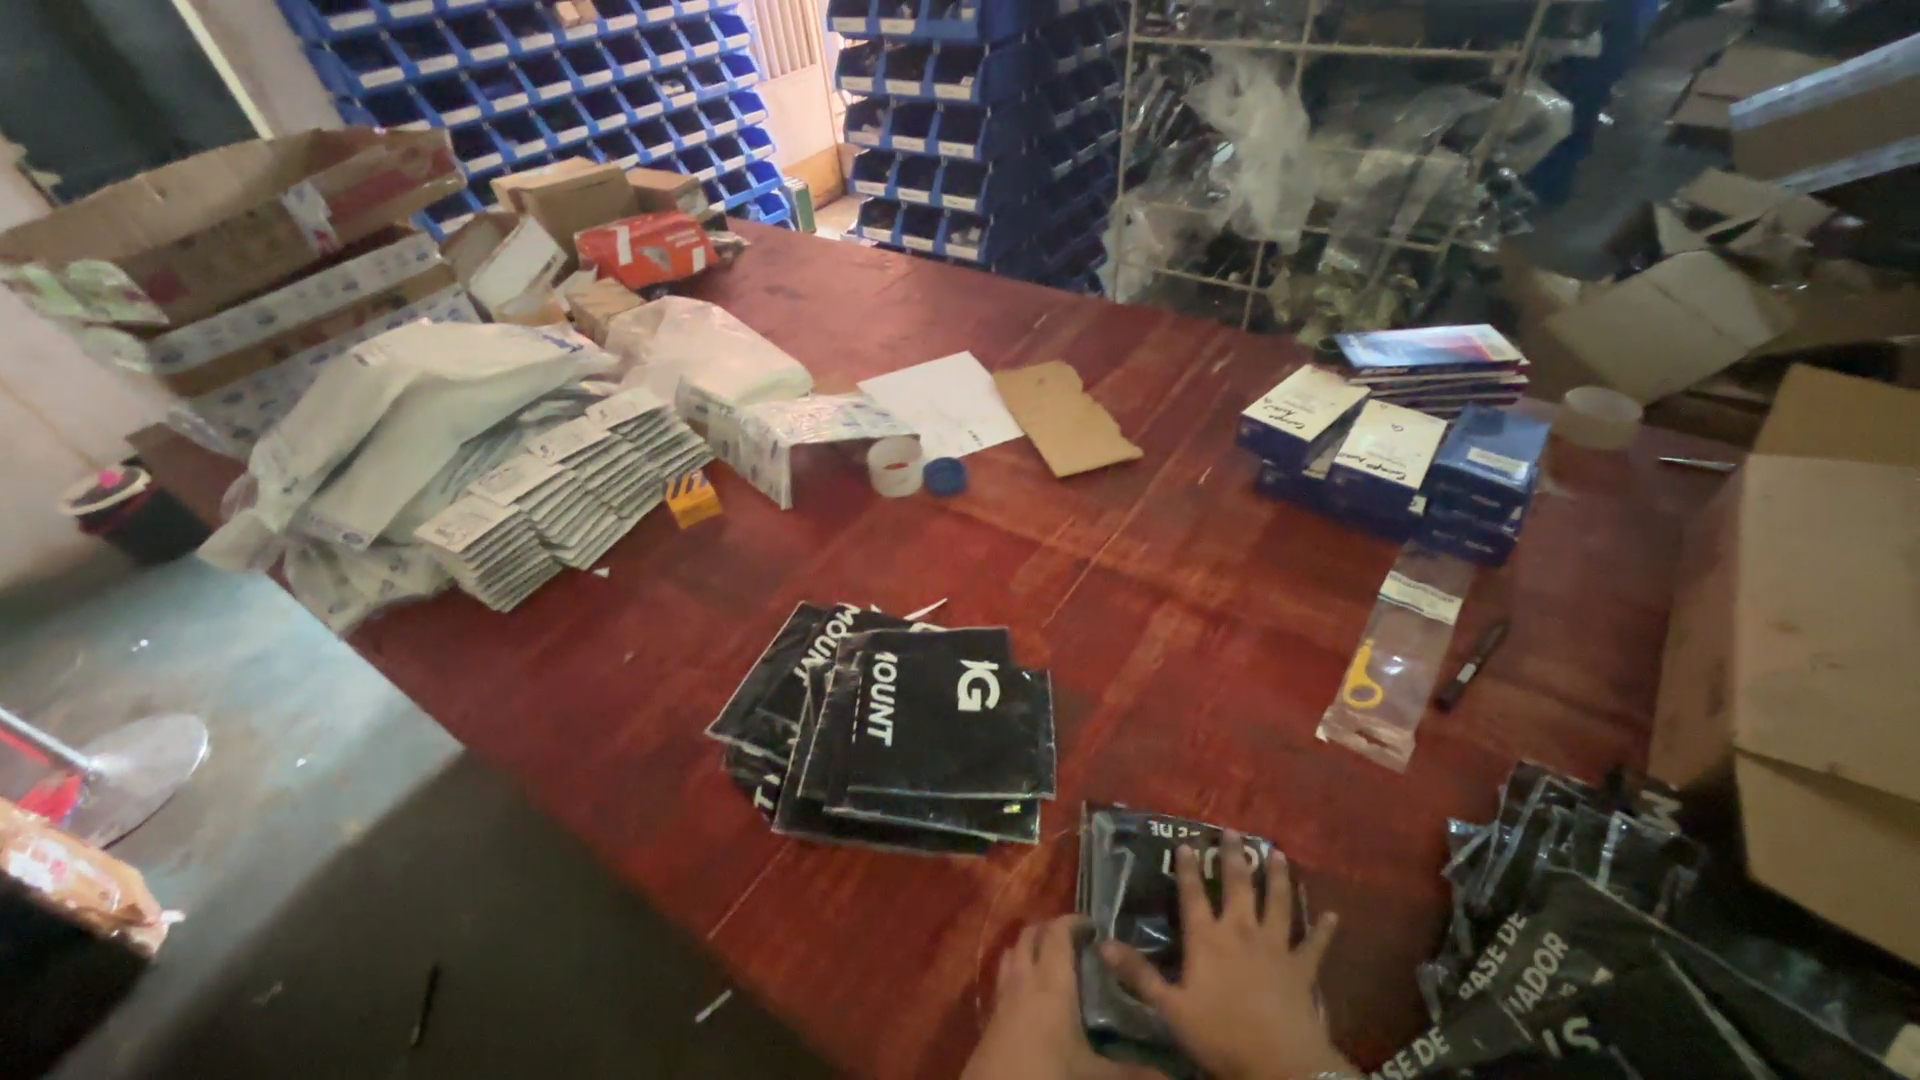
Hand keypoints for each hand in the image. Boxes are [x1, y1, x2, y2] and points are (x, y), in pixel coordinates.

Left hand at [964, 916, 1136, 1079]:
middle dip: (1050, 929)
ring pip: (1012, 952)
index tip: (1093, 926)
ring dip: (1029, 948)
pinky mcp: (990, 1016)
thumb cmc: (1047, 1075)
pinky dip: (1016, 972)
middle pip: (1030, 934)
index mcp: (1051, 982)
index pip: (1058, 932)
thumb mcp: (1094, 1075)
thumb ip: (1133, 1073)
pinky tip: (1031, 996)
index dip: (1073, 921)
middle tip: (1075, 942)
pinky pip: (1002, 978)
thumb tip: (1171, 1077)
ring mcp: (1002, 996)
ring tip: (1051, 961)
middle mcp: (1023, 979)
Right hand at [1100, 834, 1353, 1079]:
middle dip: (1234, 857)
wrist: (1280, 1062)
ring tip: (1278, 854)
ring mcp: (1276, 947)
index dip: (1187, 868)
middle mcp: (1241, 931)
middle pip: (1238, 886)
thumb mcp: (1170, 1007)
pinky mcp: (1303, 968)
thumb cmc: (1220, 1033)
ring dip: (1278, 877)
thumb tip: (1102, 943)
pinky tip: (1332, 916)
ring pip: (1278, 902)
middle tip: (1234, 832)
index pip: (1192, 895)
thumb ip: (1138, 974)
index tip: (1185, 842)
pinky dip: (1324, 930)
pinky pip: (1314, 944)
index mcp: (1207, 939)